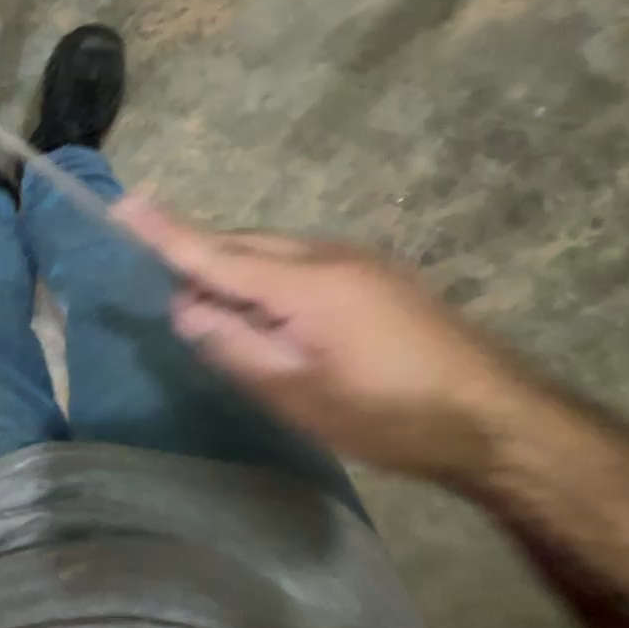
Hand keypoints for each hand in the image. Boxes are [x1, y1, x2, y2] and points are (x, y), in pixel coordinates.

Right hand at [114, 197, 538, 484]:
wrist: (505, 425)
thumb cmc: (390, 416)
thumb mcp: (296, 393)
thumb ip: (230, 344)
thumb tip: (185, 306)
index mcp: (305, 283)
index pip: (215, 251)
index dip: (165, 231)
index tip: (123, 203)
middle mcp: (328, 254)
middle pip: (240, 245)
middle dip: (202, 265)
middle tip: (190, 315)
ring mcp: (356, 259)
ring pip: (269, 251)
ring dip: (238, 274)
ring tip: (236, 324)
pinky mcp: (374, 273)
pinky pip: (298, 260)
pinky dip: (269, 279)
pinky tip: (279, 319)